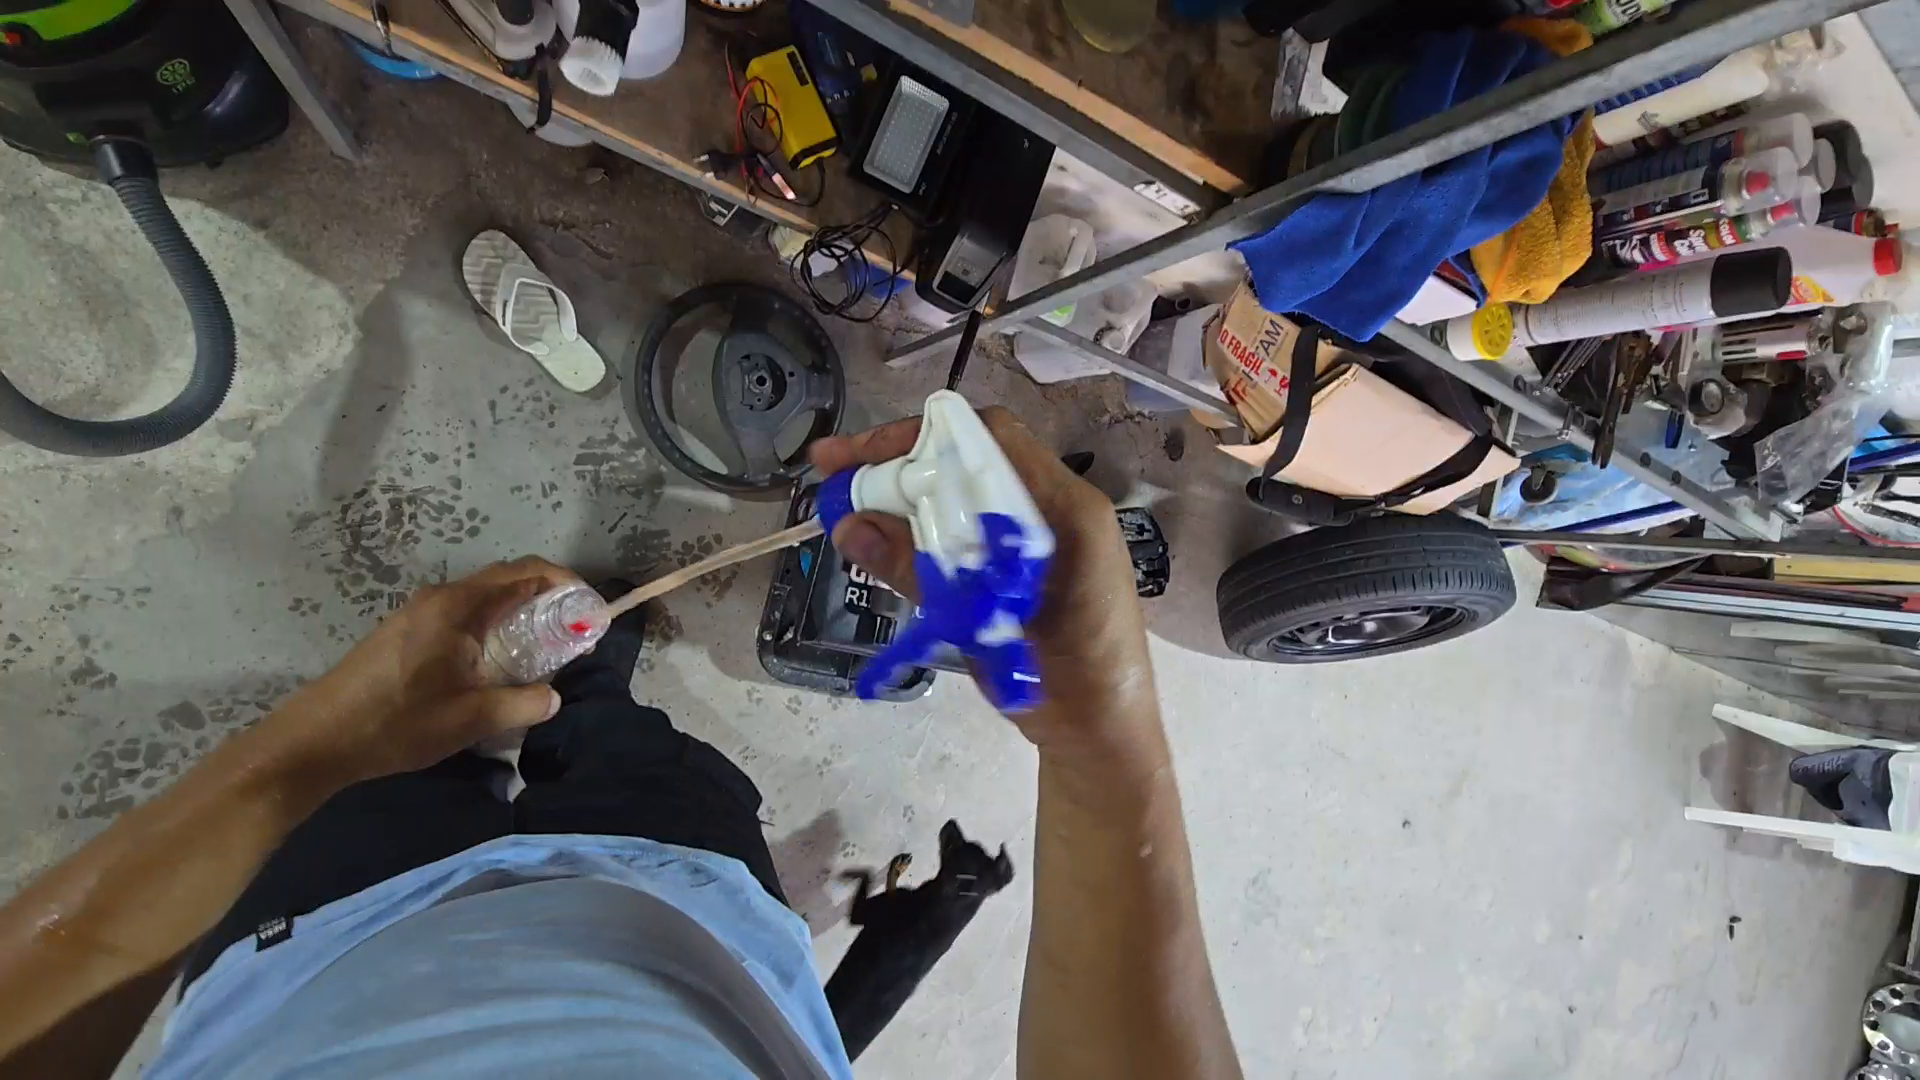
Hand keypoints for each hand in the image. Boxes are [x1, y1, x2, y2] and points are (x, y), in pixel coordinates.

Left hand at [256, 557, 577, 785]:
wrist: (311, 744)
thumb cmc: (395, 722)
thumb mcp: (470, 719)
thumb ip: (524, 703)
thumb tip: (555, 697)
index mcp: (458, 607)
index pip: (526, 572)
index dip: (567, 582)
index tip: (591, 609)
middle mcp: (440, 600)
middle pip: (508, 580)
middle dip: (550, 598)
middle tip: (575, 630)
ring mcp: (420, 614)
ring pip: (487, 599)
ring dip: (523, 613)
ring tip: (546, 647)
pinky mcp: (408, 633)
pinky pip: (467, 615)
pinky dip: (497, 626)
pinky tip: (501, 662)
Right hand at [809, 408, 1158, 757]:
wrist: (1103, 738)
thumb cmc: (1071, 685)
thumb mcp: (993, 627)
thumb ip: (926, 575)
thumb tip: (851, 526)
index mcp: (1068, 508)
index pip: (988, 439)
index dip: (918, 436)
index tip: (860, 455)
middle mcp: (1054, 510)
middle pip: (968, 461)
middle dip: (897, 464)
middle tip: (834, 474)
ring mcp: (1039, 539)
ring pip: (963, 498)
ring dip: (905, 499)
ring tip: (849, 509)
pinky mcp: (1022, 567)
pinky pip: (968, 533)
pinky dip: (924, 532)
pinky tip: (887, 542)